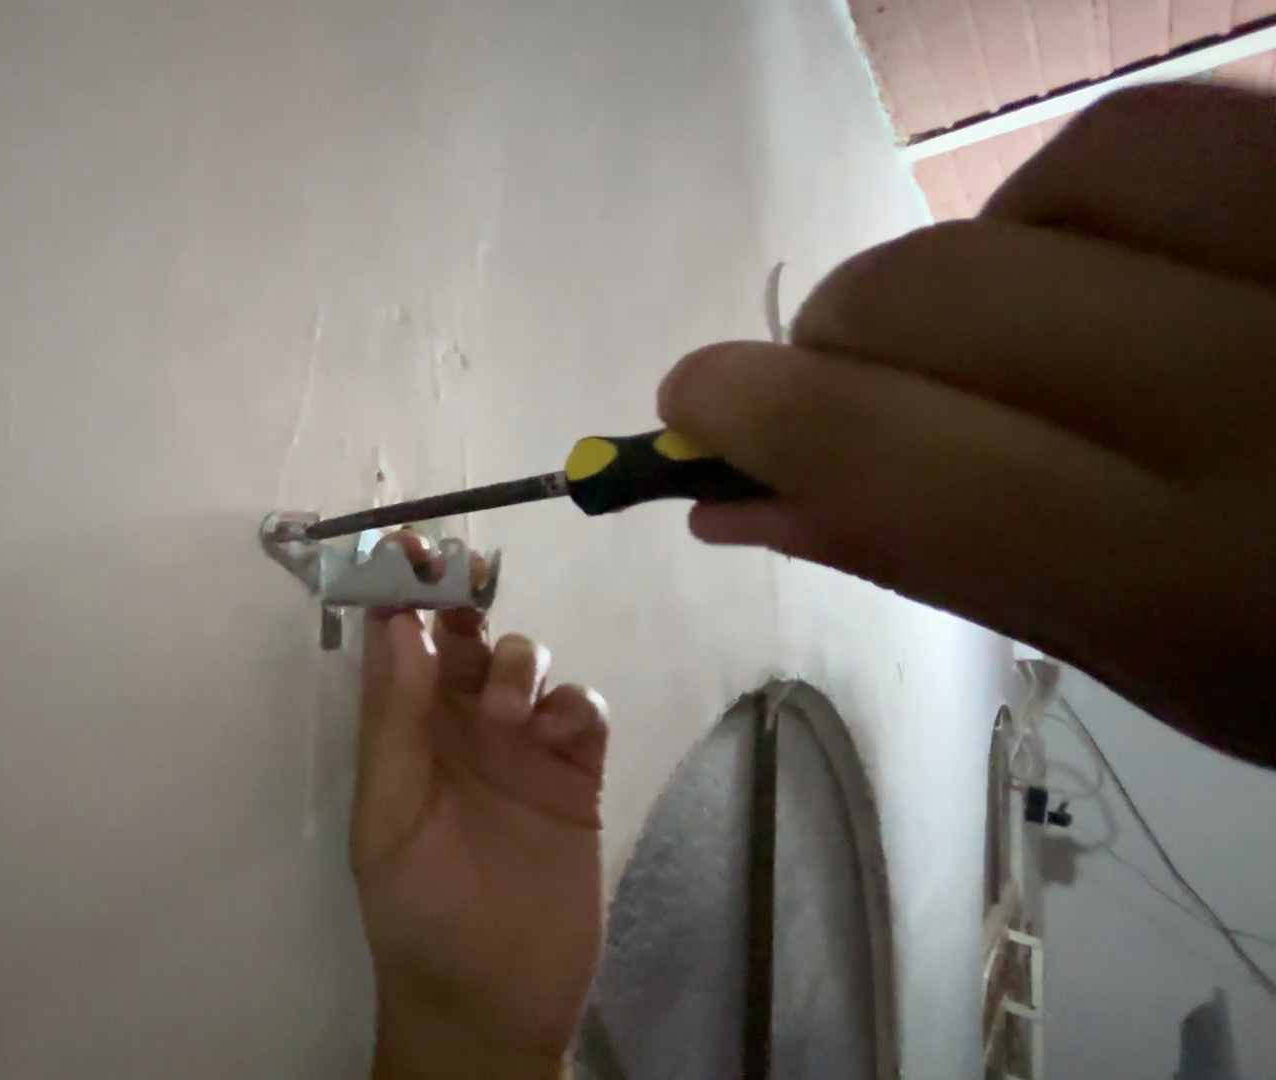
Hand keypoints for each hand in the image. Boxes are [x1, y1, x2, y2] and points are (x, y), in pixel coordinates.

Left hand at [351, 532, 608, 1079]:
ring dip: (517, 663)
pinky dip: (572, 704)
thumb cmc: (418, 905)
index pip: (402, 640)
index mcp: (406, 727)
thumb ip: (394, 718)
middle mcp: (460, 722)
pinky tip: (558, 735)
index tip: (408, 546)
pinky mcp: (575, 774)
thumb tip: (394, 624)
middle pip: (466, 633)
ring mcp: (520, 745)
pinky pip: (581, 709)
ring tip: (508, 714)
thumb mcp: (389, 813)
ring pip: (525, 660)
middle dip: (466, 597)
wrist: (490, 998)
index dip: (402, 589)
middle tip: (468, 577)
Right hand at [658, 83, 1275, 762]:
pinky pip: (1204, 122)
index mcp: (1192, 575)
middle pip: (937, 289)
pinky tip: (1129, 262)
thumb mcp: (1122, 650)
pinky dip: (1107, 191)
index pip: (886, 446)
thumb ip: (913, 555)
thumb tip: (726, 503)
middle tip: (857, 377)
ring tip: (1022, 312)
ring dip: (990, 244)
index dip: (751, 408)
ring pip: (1084, 166)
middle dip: (848, 332)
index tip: (689, 401)